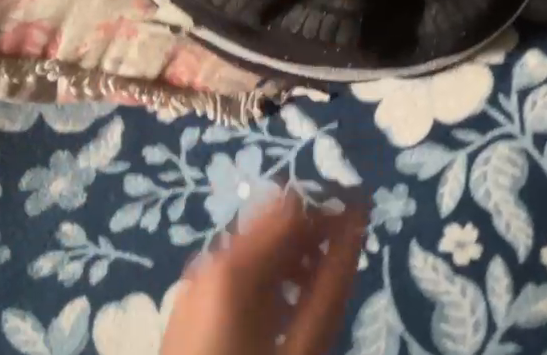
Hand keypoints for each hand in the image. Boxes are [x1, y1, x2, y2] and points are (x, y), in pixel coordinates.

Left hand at [161, 191, 367, 354]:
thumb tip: (359, 223)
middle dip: (311, 239)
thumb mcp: (303, 347)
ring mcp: (193, 285)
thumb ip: (333, 281)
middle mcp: (208, 262)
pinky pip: (236, 274)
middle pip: (271, 223)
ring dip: (290, 260)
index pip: (292, 205)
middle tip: (341, 272)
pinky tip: (280, 317)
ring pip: (255, 248)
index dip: (329, 213)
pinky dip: (266, 280)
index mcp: (233, 268)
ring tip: (312, 299)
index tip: (358, 233)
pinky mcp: (188, 308)